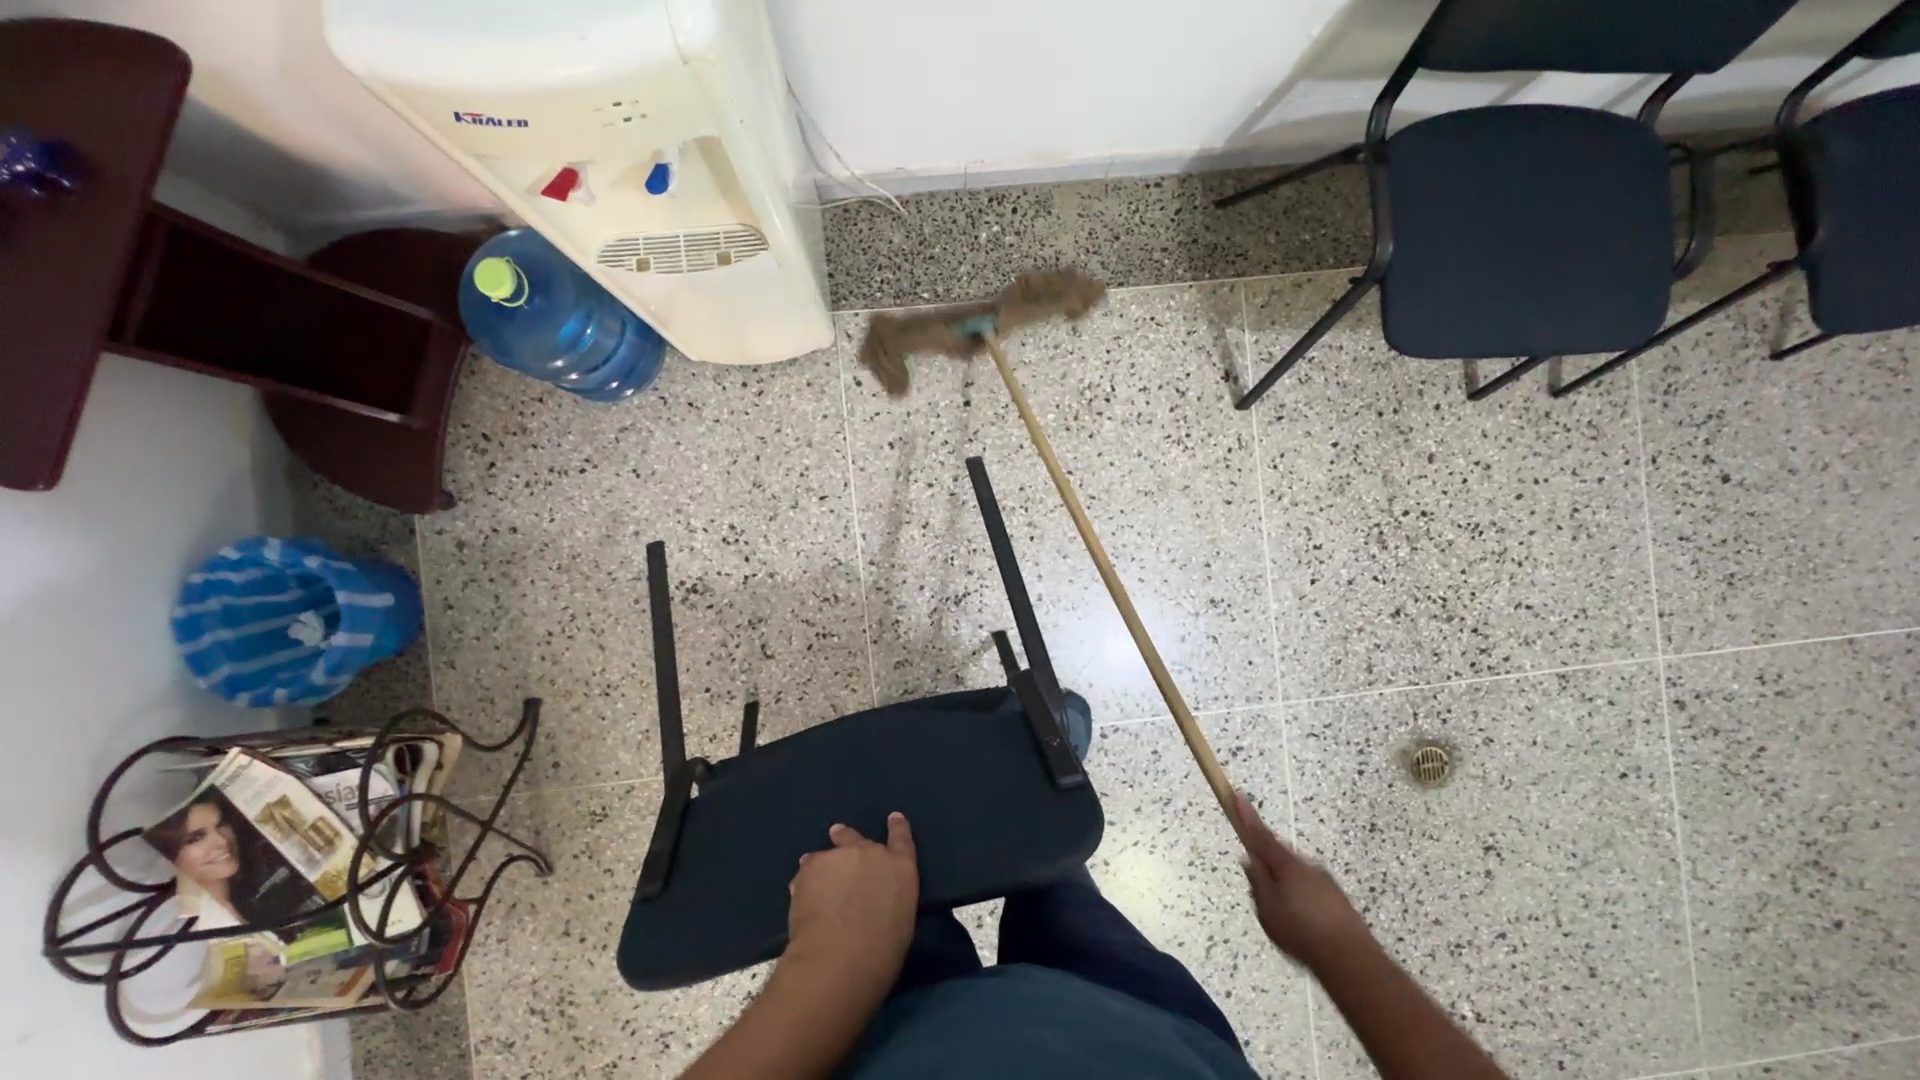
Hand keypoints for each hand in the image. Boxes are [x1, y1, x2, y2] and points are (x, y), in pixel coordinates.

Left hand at [783, 813, 919, 988]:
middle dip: (848, 838)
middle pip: (859, 839)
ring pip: (828, 855)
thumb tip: (873, 902)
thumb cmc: (881, 953)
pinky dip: (805, 882)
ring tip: (816, 881)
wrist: (841, 956)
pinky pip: (808, 871)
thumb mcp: (899, 923)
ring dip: (824, 864)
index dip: (897, 827)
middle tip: (838, 836)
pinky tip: (801, 898)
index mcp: (901, 870)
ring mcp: (840, 856)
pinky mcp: (812, 866)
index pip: (902, 840)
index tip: (894, 817)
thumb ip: (888, 901)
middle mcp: (872, 854)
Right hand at [1232, 791, 1370, 970]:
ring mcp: (1325, 881)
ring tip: (1284, 919)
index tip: (1238, 794)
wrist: (1351, 959)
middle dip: (1268, 866)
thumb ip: (1257, 882)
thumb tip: (1249, 860)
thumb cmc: (1301, 934)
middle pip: (1280, 856)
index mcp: (1287, 867)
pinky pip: (1310, 889)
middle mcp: (1307, 867)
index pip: (1261, 836)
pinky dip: (1302, 898)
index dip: (1248, 816)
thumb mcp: (1267, 910)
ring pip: (1296, 874)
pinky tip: (1303, 923)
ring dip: (1286, 885)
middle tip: (1262, 894)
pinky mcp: (1337, 898)